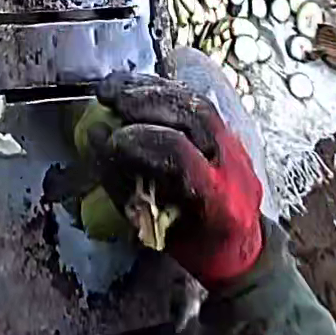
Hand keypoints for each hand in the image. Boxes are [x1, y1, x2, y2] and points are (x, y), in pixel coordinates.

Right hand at [96, 73, 263, 287]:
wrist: (239, 247)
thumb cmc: (190, 245)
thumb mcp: (154, 230)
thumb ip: (123, 185)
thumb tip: (96, 137)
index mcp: (220, 200)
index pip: (179, 154)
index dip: (140, 141)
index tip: (109, 141)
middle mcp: (234, 165)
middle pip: (190, 115)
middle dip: (143, 102)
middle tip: (107, 100)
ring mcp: (233, 143)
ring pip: (191, 100)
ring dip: (146, 89)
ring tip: (111, 89)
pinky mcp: (223, 129)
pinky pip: (189, 97)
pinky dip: (155, 88)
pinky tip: (127, 87)